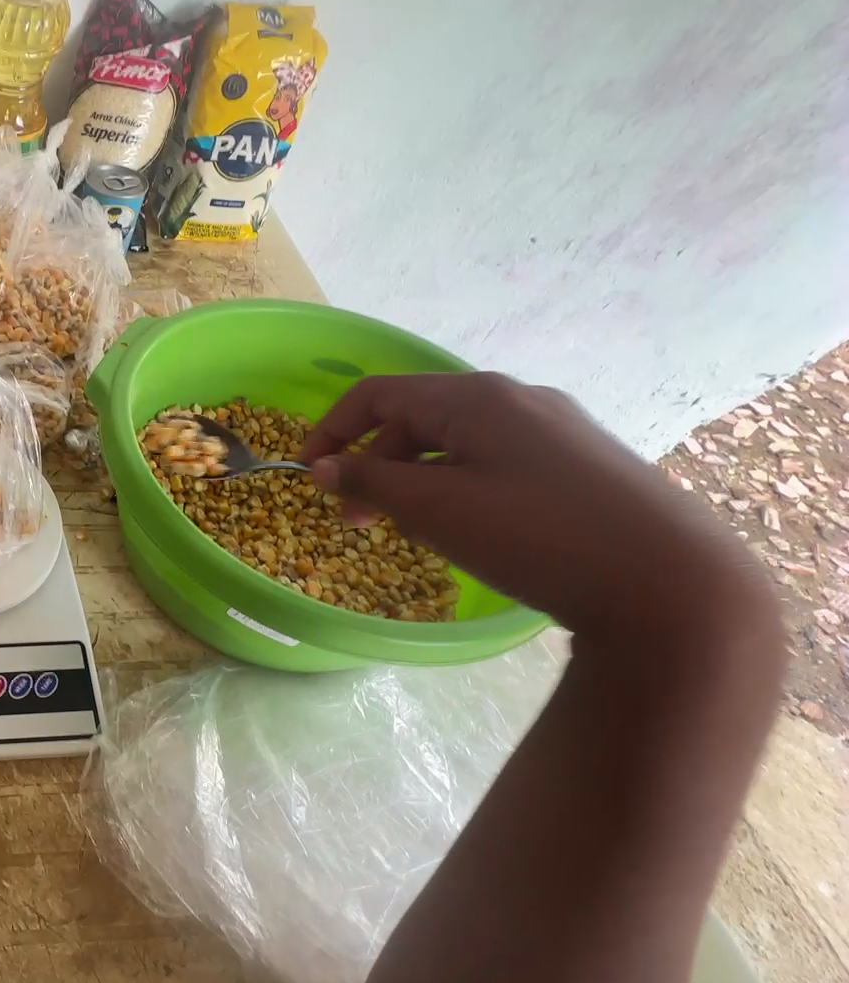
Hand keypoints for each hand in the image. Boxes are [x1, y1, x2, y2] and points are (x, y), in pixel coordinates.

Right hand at [300, 372, 775, 640]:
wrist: (673, 586)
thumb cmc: (533, 535)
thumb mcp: (432, 508)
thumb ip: (368, 480)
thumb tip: (324, 468)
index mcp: (475, 397)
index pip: (377, 395)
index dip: (331, 430)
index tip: (309, 476)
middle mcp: (517, 399)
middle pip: (416, 418)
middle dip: (373, 463)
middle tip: (357, 519)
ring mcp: (557, 430)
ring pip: (456, 442)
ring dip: (413, 479)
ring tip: (407, 528)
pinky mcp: (583, 465)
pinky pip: (495, 461)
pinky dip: (457, 485)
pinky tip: (466, 528)